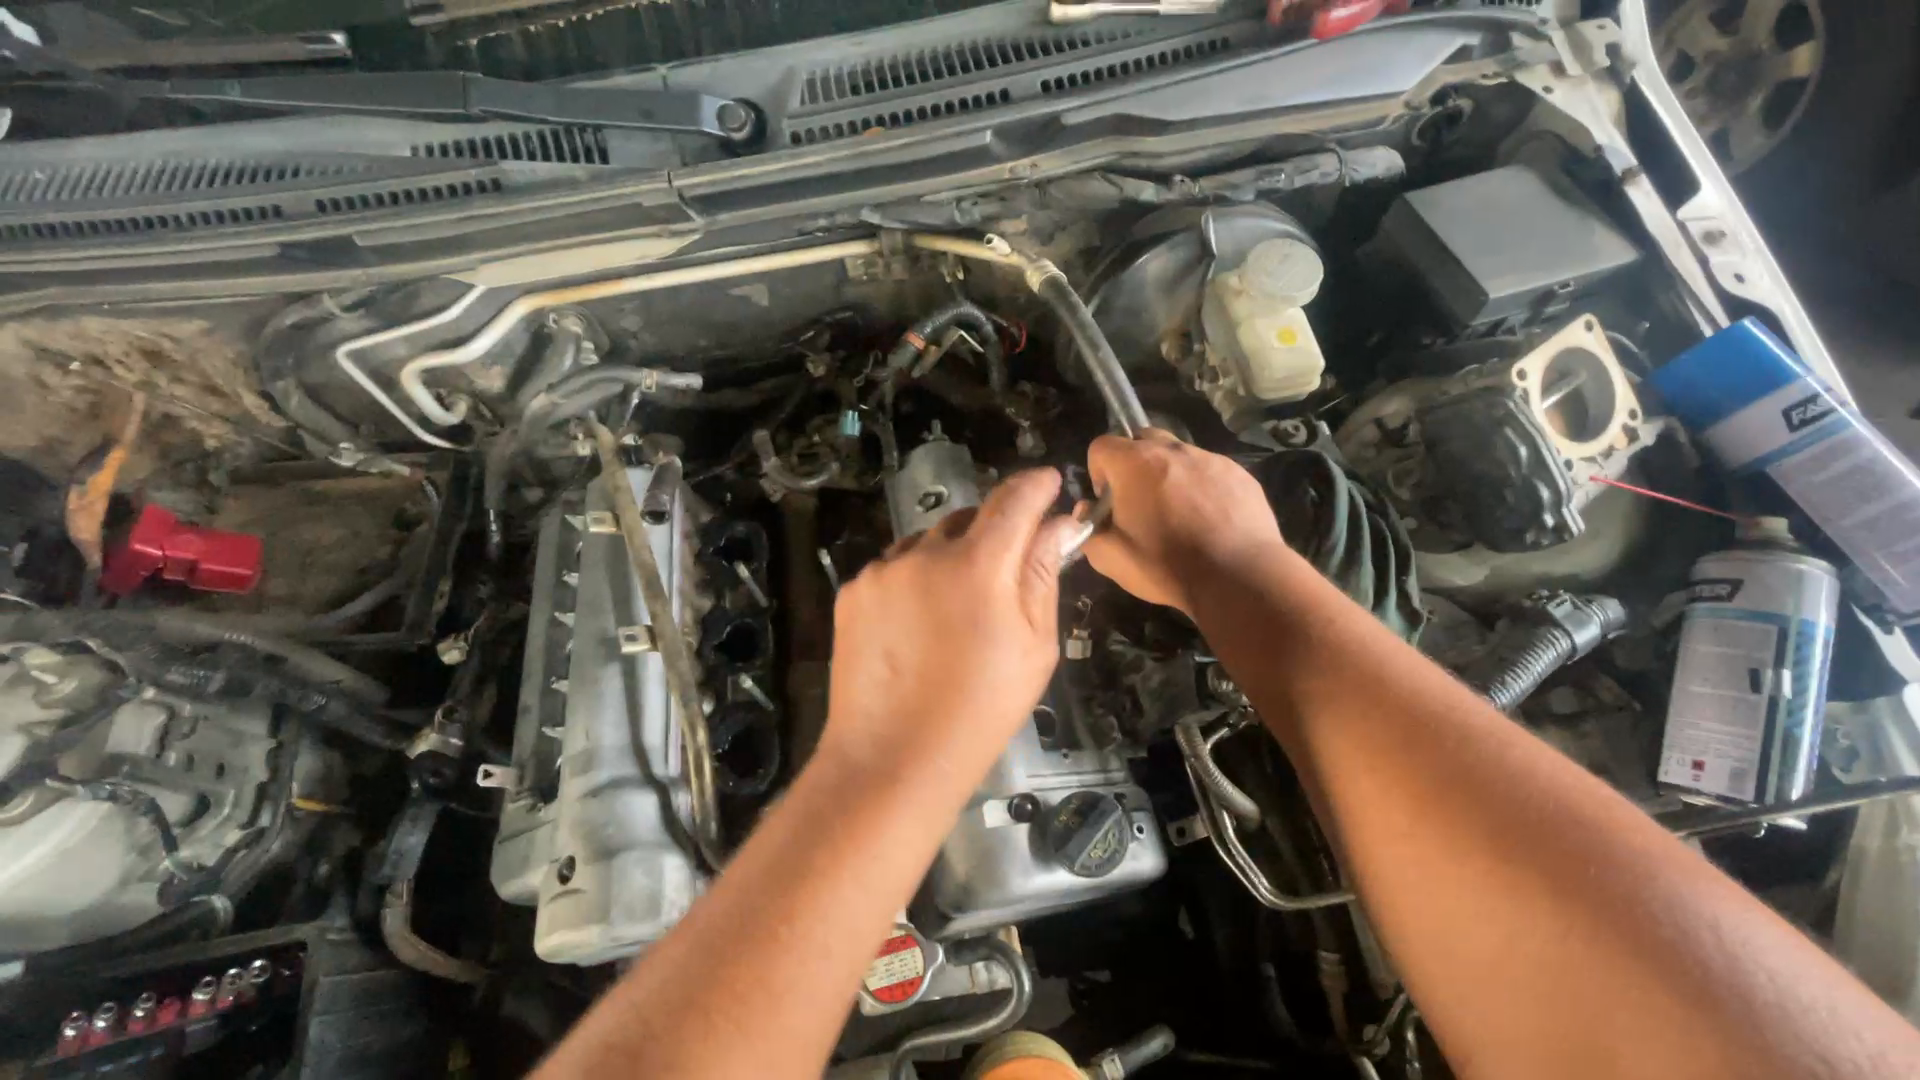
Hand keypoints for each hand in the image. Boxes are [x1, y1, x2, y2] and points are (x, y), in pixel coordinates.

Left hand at [823, 469, 1082, 777]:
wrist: (892, 758)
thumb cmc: (980, 711)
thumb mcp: (1034, 648)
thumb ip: (1042, 575)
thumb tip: (1057, 525)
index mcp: (978, 565)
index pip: (1014, 500)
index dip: (1037, 486)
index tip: (1050, 482)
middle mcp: (924, 554)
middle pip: (968, 519)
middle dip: (993, 532)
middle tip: (1005, 573)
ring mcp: (881, 572)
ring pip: (927, 544)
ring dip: (949, 558)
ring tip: (955, 612)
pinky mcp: (852, 593)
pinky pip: (894, 570)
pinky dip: (913, 582)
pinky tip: (918, 628)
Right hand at [1082, 430, 1292, 616]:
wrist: (1238, 577)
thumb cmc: (1166, 566)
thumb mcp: (1110, 559)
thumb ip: (1088, 529)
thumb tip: (1087, 511)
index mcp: (1135, 464)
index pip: (1102, 445)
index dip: (1098, 473)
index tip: (1109, 503)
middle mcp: (1173, 450)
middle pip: (1142, 440)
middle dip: (1133, 465)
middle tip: (1140, 503)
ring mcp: (1210, 459)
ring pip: (1179, 455)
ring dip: (1169, 476)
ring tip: (1179, 515)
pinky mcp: (1240, 474)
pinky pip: (1210, 471)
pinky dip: (1202, 487)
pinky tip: (1209, 521)